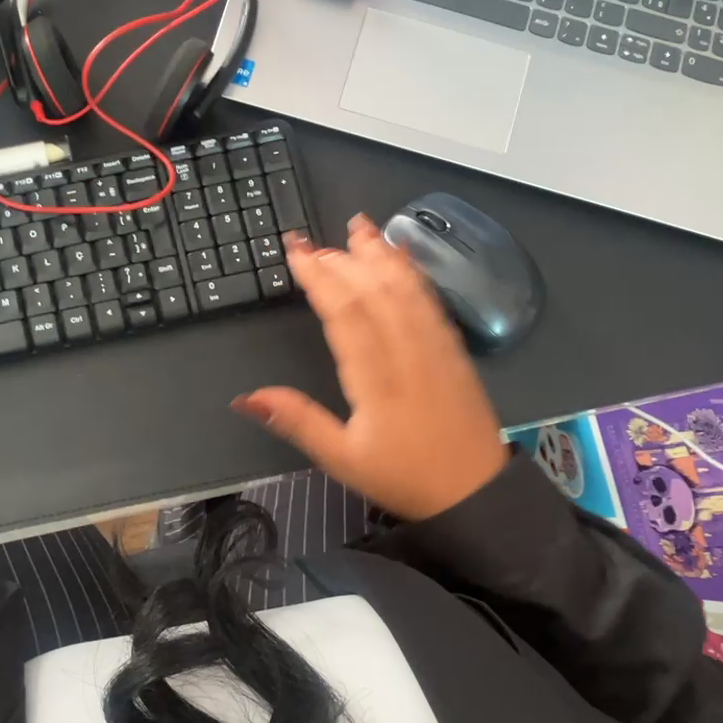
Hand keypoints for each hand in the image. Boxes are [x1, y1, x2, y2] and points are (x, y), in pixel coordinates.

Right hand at [232, 216, 508, 520]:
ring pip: (406, 289)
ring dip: (381, 254)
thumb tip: (247, 398)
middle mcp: (408, 353)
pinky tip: (403, 258)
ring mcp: (435, 349)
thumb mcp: (341, 459)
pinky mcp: (454, 352)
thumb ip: (297, 421)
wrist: (475, 494)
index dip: (318, 276)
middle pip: (374, 291)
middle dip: (342, 260)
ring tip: (359, 228)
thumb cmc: (403, 478)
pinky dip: (415, 273)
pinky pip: (432, 302)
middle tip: (314, 241)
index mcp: (376, 379)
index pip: (344, 312)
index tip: (296, 250)